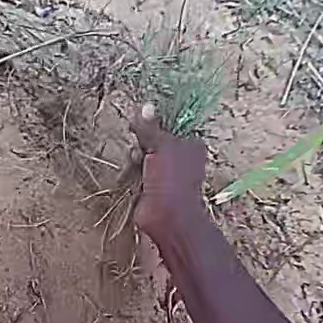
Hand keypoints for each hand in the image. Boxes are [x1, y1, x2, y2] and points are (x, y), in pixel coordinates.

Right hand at [129, 103, 208, 243]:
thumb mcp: (161, 146)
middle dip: (143, 145)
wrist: (167, 216)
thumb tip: (145, 107)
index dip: (153, 128)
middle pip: (154, 143)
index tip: (139, 127)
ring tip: (135, 165)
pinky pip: (139, 175)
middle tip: (139, 151)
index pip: (168, 129)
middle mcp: (181, 159)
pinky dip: (134, 174)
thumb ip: (151, 128)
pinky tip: (132, 177)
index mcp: (191, 145)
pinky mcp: (153, 189)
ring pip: (144, 159)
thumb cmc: (171, 178)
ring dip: (136, 161)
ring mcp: (167, 176)